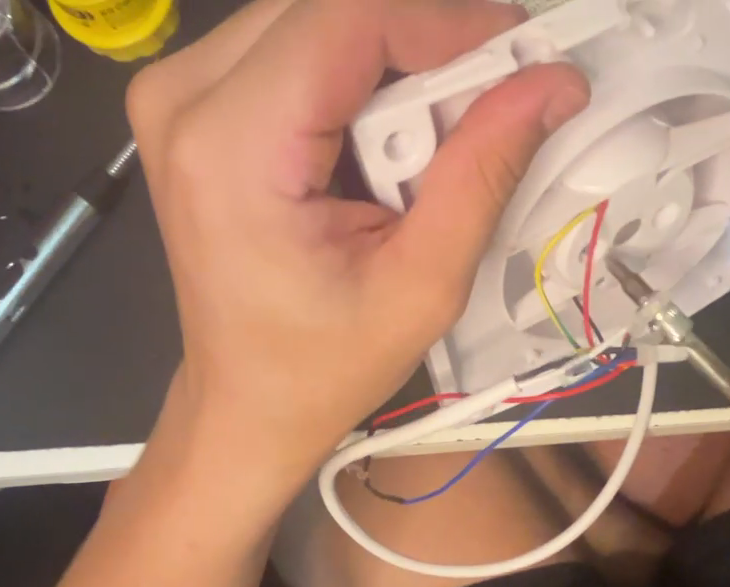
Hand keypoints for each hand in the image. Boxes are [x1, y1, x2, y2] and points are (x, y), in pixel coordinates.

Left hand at [125, 0, 589, 486]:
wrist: (247, 404)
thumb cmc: (324, 369)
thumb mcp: (421, 288)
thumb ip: (481, 177)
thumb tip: (552, 85)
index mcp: (232, 148)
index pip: (349, 17)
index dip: (448, 23)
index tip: (524, 62)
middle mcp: (184, 96)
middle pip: (330, 7)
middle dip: (424, 47)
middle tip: (486, 113)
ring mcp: (177, 92)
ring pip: (315, 19)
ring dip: (392, 67)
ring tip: (429, 151)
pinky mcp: (192, 104)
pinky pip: (293, 49)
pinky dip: (356, 83)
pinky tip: (380, 151)